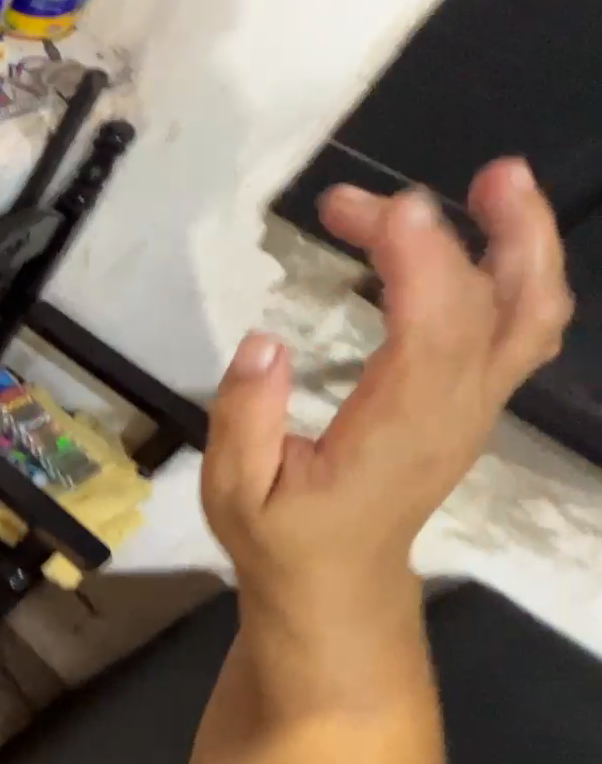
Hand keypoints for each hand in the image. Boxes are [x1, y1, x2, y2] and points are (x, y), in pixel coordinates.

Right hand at [203, 159, 572, 614]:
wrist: (334, 580)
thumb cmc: (279, 536)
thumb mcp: (233, 488)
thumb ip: (245, 419)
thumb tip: (261, 342)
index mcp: (397, 428)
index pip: (432, 329)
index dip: (421, 261)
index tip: (386, 208)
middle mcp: (455, 409)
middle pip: (492, 305)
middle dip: (455, 235)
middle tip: (396, 196)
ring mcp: (473, 407)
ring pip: (531, 314)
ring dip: (522, 242)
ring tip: (494, 183)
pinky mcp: (470, 406)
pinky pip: (518, 332)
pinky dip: (516, 276)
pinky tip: (486, 247)